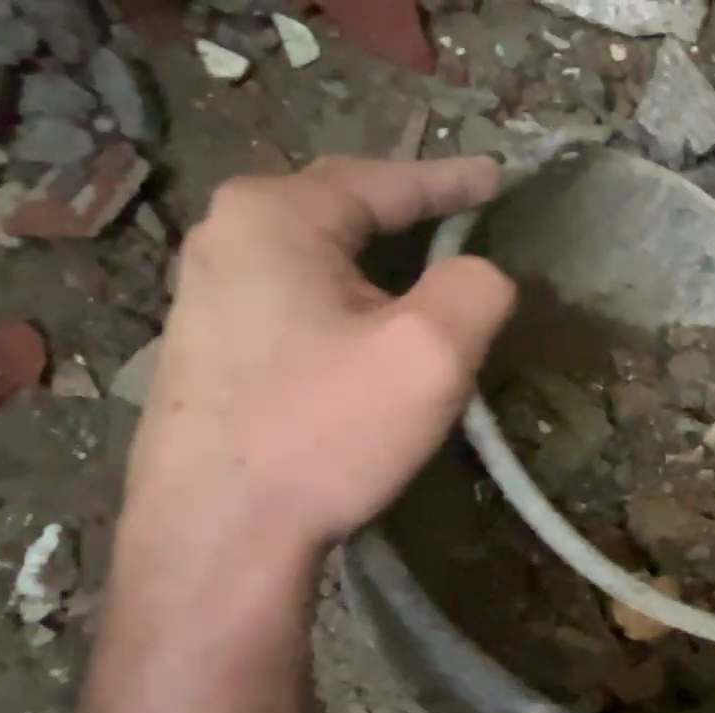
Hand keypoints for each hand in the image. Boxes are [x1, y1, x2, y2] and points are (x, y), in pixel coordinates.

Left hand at [125, 156, 517, 560]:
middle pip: (345, 213)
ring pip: (326, 262)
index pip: (384, 181)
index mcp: (277, 219)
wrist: (223, 529)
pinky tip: (379, 335)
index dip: (452, 182)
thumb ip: (478, 290)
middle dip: (413, 219)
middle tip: (472, 227)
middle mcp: (229, 240)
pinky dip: (357, 304)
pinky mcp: (218, 349)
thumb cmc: (327, 427)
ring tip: (435, 279)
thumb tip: (482, 277)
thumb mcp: (431, 351)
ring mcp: (212, 296)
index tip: (502, 180)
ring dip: (385, 267)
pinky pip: (306, 302)